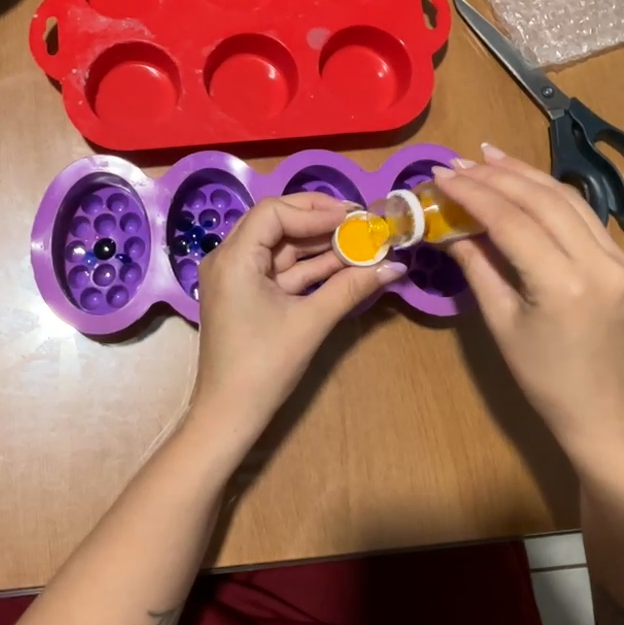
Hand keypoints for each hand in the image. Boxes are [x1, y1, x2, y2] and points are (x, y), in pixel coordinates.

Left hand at [189, 193, 403, 440]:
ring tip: (362, 240)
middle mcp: (229, 258)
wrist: (229, 414)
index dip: (315, 210)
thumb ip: (350, 287)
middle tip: (362, 222)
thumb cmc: (264, 366)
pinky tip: (346, 263)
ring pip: (281, 247)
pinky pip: (280, 270)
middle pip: (276, 223)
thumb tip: (395, 266)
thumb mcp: (310, 322)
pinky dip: (310, 267)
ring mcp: (237, 277)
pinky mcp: (247, 294)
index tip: (354, 216)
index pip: (274, 212)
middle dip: (320, 222)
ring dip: (320, 244)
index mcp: (234, 257)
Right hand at [435, 145, 623, 456]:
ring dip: (525, 174)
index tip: (441, 176)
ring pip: (569, 199)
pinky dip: (550, 193)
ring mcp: (619, 260)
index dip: (474, 193)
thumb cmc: (543, 377)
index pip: (512, 221)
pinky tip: (524, 182)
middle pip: (543, 200)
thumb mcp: (501, 322)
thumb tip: (451, 228)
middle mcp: (599, 264)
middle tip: (459, 162)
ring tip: (488, 156)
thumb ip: (478, 267)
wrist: (605, 410)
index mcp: (563, 285)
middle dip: (497, 175)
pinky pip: (583, 216)